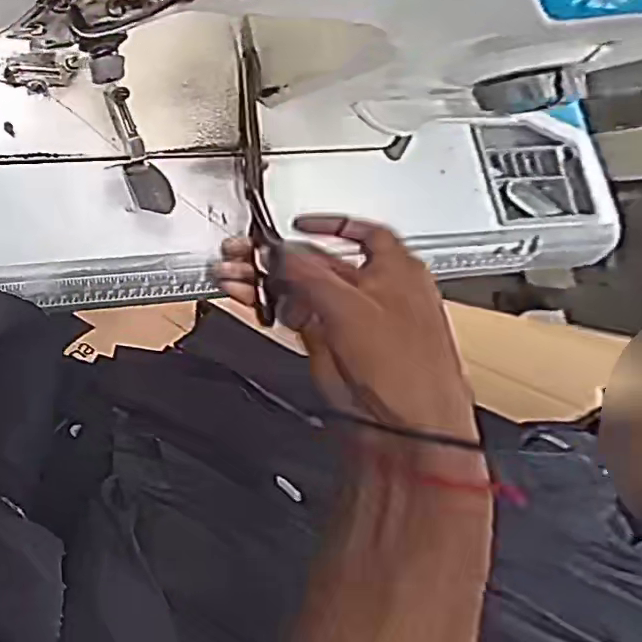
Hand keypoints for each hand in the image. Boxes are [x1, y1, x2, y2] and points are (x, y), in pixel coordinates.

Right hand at [214, 215, 478, 452]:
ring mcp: (343, 313)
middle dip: (274, 254)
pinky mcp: (322, 334)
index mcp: (394, 272)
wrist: (402, 419)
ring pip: (292, 284)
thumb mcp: (352, 306)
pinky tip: (242, 294)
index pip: (365, 233)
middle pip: (313, 260)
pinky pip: (284, 308)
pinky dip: (261, 300)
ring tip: (233, 272)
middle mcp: (368, 290)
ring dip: (259, 277)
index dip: (332, 224)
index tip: (300, 223)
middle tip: (244, 251)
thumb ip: (309, 272)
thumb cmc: (407, 367)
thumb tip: (279, 250)